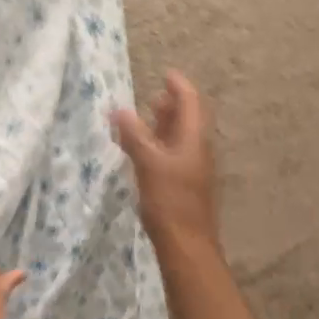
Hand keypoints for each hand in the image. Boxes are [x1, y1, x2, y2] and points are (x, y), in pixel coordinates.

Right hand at [111, 70, 219, 247]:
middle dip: (174, 106)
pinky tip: (148, 155)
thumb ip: (135, 137)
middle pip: (190, 120)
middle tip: (155, 96)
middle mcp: (198, 150)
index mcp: (193, 140)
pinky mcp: (186, 187)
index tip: (166, 73)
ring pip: (182, 139)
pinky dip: (163, 146)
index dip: (179, 86)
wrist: (187, 244)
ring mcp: (194, 170)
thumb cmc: (169, 202)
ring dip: (167, 127)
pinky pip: (176, 156)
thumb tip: (120, 109)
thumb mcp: (149, 165)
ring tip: (150, 120)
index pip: (191, 103)